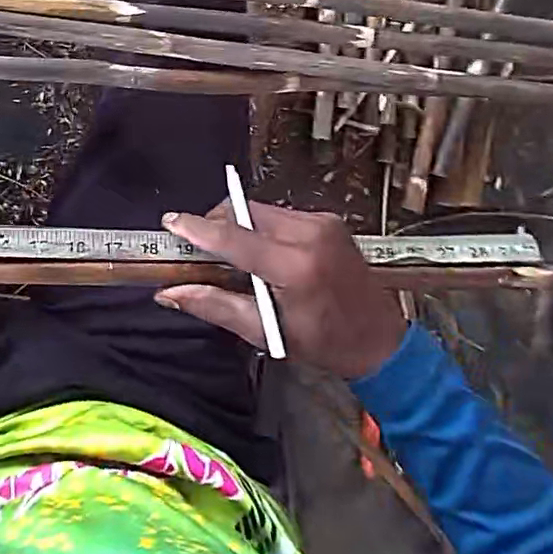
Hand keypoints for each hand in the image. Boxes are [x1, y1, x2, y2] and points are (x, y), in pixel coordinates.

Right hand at [155, 201, 407, 378]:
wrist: (384, 341)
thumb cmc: (325, 343)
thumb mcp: (266, 332)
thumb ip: (214, 305)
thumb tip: (168, 293)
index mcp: (296, 267)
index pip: (232, 237)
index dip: (196, 228)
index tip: (170, 223)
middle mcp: (311, 235)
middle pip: (240, 213)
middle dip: (214, 226)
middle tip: (200, 249)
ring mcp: (322, 224)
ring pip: (255, 210)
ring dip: (235, 226)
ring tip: (231, 253)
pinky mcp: (326, 220)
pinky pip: (274, 214)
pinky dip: (256, 227)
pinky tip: (258, 250)